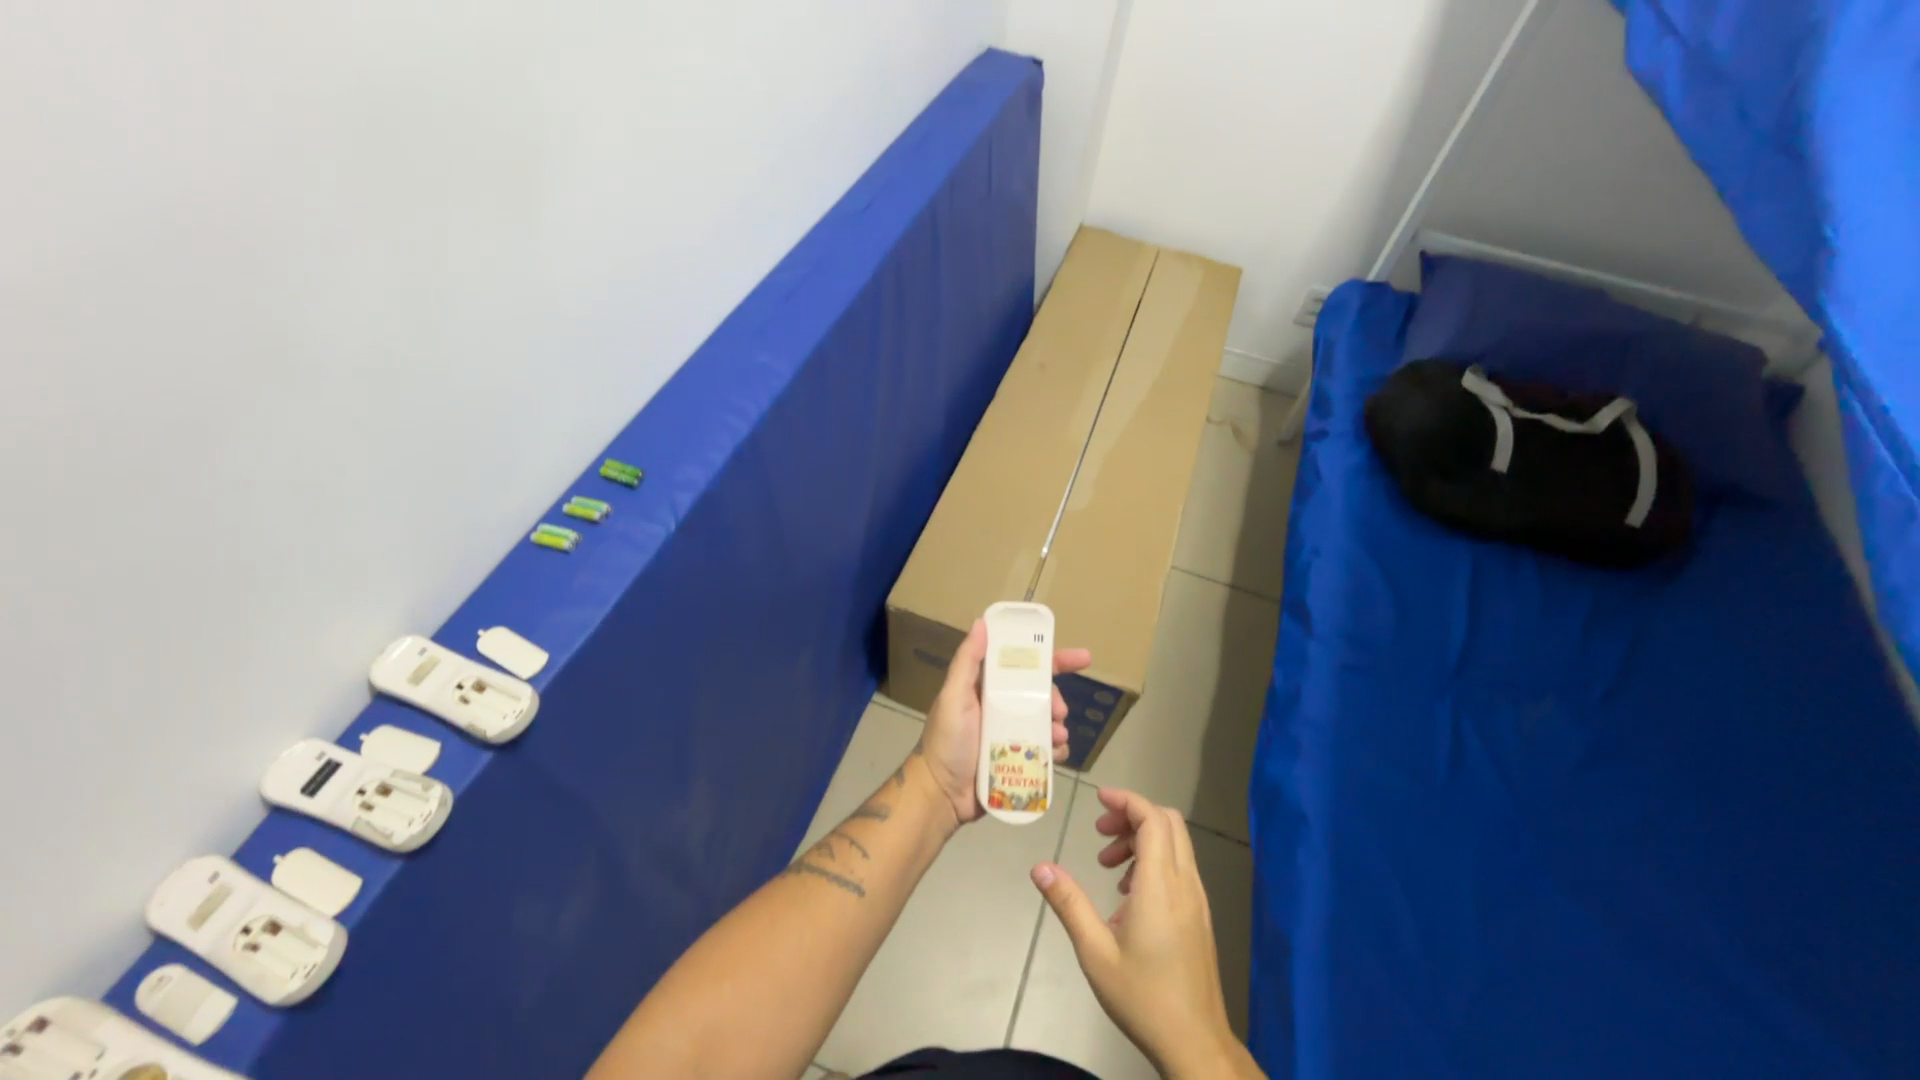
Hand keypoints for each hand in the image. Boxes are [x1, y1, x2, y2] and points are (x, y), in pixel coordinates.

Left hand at [918, 617, 1091, 827]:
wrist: (941, 795)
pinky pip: (1046, 750)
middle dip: (1058, 699)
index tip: (1084, 658)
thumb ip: (967, 662)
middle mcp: (1001, 708)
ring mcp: (1011, 735)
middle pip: (1041, 695)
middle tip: (1060, 712)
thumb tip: (981, 623)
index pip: (1023, 665)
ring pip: (1047, 723)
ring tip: (1057, 737)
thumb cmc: (946, 743)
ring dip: (1059, 726)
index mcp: (987, 689)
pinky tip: (1056, 755)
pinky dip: (1056, 750)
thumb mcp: (953, 697)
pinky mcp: (1018, 760)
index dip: (1053, 659)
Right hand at [1030, 789, 1260, 1078]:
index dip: (1127, 800)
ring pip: (1176, 844)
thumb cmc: (1142, 996)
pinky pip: (1180, 867)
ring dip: (1142, 839)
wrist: (1194, 1041)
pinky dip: (1154, 860)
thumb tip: (1040, 867)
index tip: (1098, 800)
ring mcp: (1197, 900)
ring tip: (1107, 865)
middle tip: (1099, 833)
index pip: (1153, 819)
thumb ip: (1069, 903)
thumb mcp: (1094, 951)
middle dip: (1132, 815)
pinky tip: (1128, 893)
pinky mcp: (1199, 916)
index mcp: (1160, 886)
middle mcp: (1185, 884)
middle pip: (1169, 823)